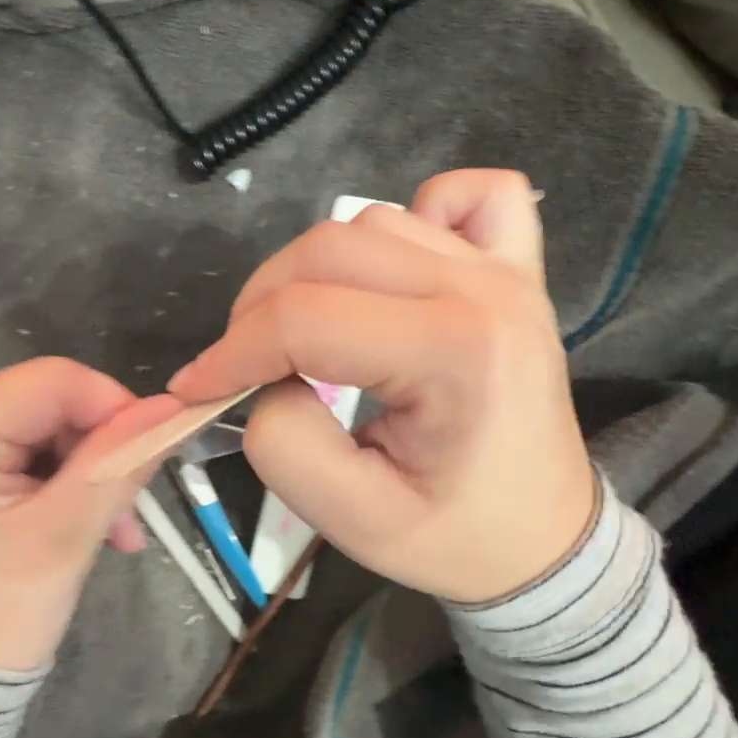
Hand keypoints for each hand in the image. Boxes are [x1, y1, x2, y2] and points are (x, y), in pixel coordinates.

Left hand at [0, 358, 184, 669]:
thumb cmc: (2, 615)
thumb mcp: (66, 536)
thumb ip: (117, 464)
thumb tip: (172, 409)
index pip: (48, 381)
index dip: (112, 404)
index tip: (156, 446)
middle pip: (47, 403)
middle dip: (103, 446)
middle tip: (136, 500)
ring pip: (48, 430)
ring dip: (94, 471)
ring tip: (123, 527)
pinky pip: (33, 458)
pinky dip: (72, 484)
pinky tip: (101, 525)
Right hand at [167, 170, 594, 602]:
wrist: (543, 540)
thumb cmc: (455, 538)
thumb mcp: (355, 523)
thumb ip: (287, 446)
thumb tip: (267, 382)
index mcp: (452, 354)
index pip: (304, 319)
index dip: (230, 353)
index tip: (194, 390)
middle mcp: (482, 290)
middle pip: (328, 250)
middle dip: (259, 307)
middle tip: (242, 367)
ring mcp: (506, 270)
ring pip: (371, 223)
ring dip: (313, 274)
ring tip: (301, 337)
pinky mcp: (516, 269)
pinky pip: (466, 197)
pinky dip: (415, 215)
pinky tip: (391, 275)